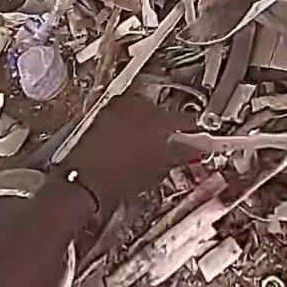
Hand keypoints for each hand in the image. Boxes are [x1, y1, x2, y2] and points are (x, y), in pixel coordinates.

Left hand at [63, 96, 195, 208]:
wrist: (84, 181)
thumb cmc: (121, 177)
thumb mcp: (160, 168)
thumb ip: (182, 152)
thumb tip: (195, 147)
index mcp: (157, 117)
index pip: (186, 119)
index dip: (195, 129)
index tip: (201, 135)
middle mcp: (138, 105)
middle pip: (163, 112)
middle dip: (170, 126)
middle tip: (174, 144)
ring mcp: (119, 106)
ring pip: (144, 111)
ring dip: (150, 124)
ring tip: (150, 147)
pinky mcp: (104, 113)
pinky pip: (126, 114)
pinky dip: (133, 124)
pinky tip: (132, 144)